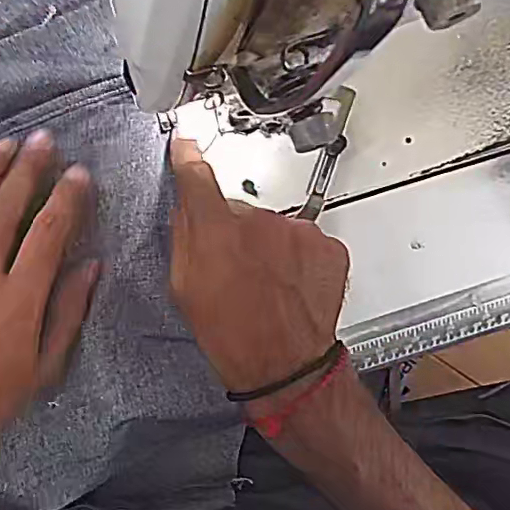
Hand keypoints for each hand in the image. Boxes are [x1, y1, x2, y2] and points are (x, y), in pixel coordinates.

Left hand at [0, 130, 100, 461]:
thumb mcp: (41, 371)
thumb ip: (68, 313)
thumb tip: (92, 266)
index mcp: (18, 301)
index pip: (49, 232)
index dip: (68, 198)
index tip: (79, 175)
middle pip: (7, 205)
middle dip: (29, 167)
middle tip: (44, 141)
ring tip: (5, 144)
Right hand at [167, 137, 349, 408]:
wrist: (283, 364)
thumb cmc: (232, 334)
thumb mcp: (184, 288)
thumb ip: (182, 238)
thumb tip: (186, 209)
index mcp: (215, 231)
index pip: (197, 177)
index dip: (188, 157)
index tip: (185, 144)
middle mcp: (258, 222)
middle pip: (239, 208)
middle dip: (235, 231)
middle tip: (235, 269)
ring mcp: (296, 231)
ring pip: (273, 224)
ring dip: (268, 246)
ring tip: (265, 284)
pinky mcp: (326, 244)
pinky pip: (302, 238)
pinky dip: (295, 256)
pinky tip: (287, 284)